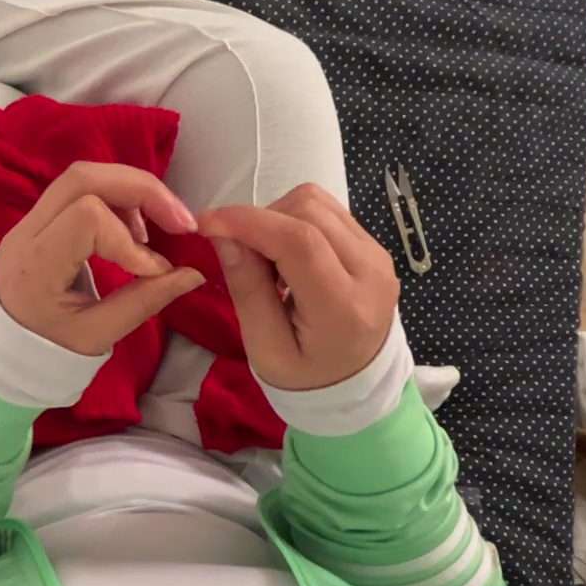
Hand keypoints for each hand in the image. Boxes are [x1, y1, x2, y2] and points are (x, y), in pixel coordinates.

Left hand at [0, 163, 206, 355]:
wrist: (3, 349)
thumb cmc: (47, 348)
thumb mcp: (96, 336)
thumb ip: (143, 302)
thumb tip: (193, 274)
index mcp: (34, 266)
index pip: (88, 218)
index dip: (130, 240)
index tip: (154, 272)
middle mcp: (25, 232)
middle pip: (84, 178)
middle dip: (141, 190)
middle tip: (179, 222)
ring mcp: (28, 221)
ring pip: (82, 177)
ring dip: (129, 192)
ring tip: (154, 232)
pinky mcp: (38, 219)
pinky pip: (79, 191)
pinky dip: (115, 199)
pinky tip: (133, 231)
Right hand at [200, 183, 398, 390]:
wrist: (355, 382)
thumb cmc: (303, 373)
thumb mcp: (264, 347)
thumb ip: (246, 290)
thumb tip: (223, 235)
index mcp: (343, 307)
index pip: (298, 242)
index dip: (248, 222)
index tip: (207, 223)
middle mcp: (370, 271)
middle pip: (306, 212)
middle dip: (260, 222)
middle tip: (242, 257)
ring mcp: (377, 253)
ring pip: (316, 202)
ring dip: (276, 219)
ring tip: (267, 259)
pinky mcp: (374, 244)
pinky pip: (326, 210)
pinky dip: (294, 221)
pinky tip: (287, 254)